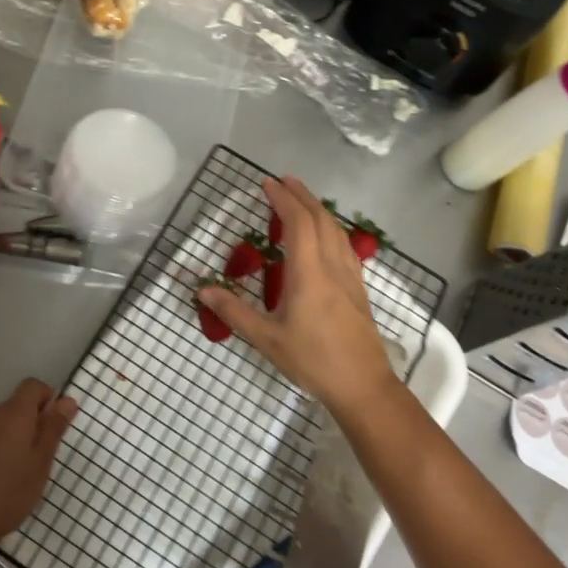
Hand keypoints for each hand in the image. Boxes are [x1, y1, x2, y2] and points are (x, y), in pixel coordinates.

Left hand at [0, 378, 76, 555]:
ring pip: (3, 422)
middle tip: (44, 453)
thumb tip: (67, 399)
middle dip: (35, 419)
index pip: (33, 385)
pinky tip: (2, 477)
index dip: (48, 398)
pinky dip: (1, 447)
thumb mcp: (41, 461)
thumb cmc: (10, 492)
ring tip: (24, 468)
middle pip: (18, 403)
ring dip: (18, 434)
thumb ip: (54, 428)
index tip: (56, 426)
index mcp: (14, 414)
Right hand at [199, 176, 399, 413]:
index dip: (282, 199)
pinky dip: (332, 229)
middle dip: (301, 195)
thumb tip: (204, 290)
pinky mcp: (358, 288)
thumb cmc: (313, 361)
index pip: (297, 223)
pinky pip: (345, 246)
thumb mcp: (267, 339)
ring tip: (301, 200)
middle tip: (282, 182)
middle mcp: (331, 266)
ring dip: (318, 209)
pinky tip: (326, 235)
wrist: (363, 385)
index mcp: (308, 273)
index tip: (267, 183)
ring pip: (336, 230)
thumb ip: (235, 312)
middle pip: (320, 218)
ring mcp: (349, 276)